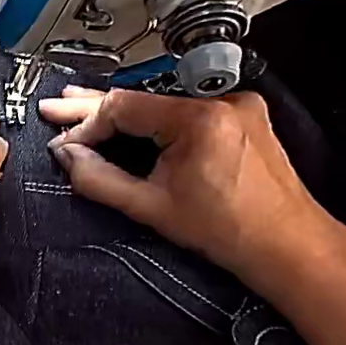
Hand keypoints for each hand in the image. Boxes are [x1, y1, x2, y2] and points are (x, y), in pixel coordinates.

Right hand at [39, 86, 345, 289]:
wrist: (288, 245)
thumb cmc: (229, 232)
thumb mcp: (152, 208)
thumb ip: (100, 180)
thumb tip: (67, 156)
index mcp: (198, 119)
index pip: (123, 107)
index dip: (87, 125)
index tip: (65, 143)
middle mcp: (221, 101)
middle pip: (142, 99)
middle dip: (96, 108)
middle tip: (58, 106)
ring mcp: (236, 105)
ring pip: (164, 103)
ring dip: (125, 112)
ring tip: (84, 109)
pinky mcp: (244, 115)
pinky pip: (188, 110)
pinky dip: (156, 119)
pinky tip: (131, 121)